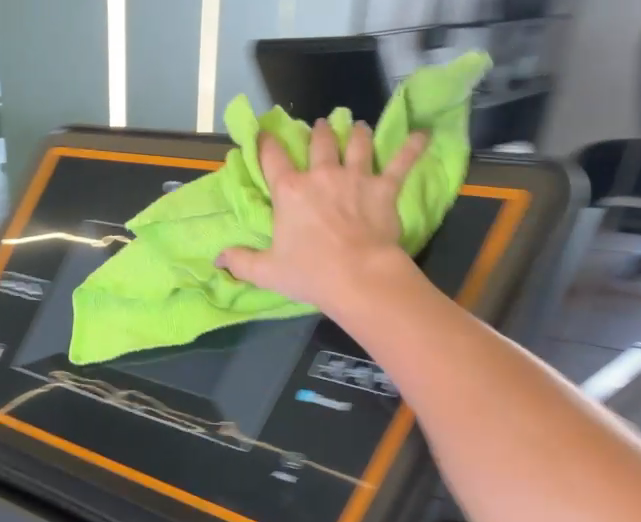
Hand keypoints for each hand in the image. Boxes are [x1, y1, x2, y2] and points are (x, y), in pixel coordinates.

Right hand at [218, 120, 429, 312]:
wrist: (356, 275)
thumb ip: (240, 262)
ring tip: (357, 127)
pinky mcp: (384, 188)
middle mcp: (322, 175)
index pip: (273, 159)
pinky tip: (422, 135)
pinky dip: (413, 147)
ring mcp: (356, 177)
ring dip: (357, 133)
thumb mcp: (265, 272)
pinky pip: (402, 161)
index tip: (265, 133)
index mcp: (290, 192)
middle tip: (321, 127)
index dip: (267, 143)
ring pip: (358, 143)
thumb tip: (218, 259)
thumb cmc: (308, 273)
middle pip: (321, 142)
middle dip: (319, 132)